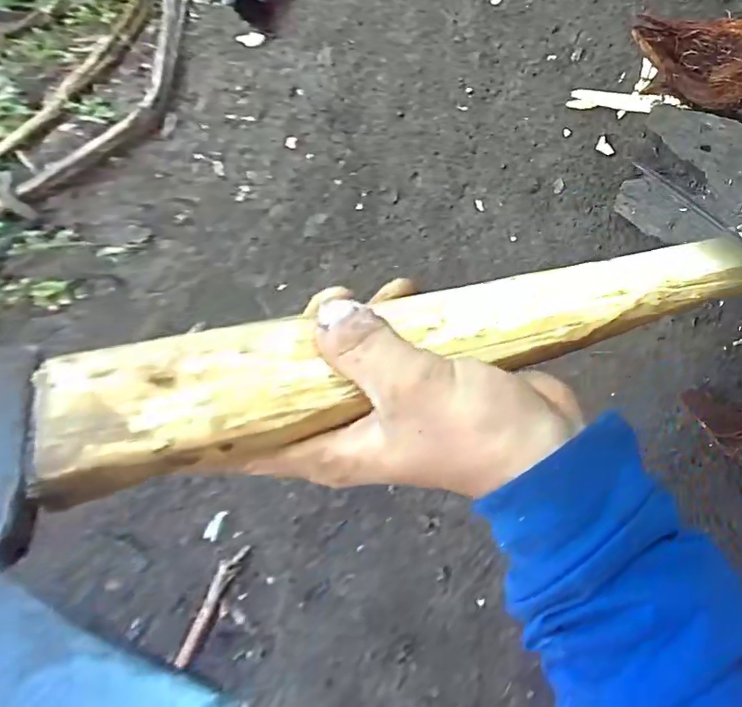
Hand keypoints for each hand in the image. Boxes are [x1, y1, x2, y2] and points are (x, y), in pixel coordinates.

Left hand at [235, 291, 585, 497]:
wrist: (545, 445)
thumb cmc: (472, 429)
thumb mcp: (413, 388)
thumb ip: (366, 350)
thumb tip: (325, 314)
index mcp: (334, 449)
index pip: (249, 443)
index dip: (215, 414)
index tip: (195, 372)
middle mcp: (356, 430)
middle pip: (308, 385)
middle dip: (310, 341)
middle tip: (329, 300)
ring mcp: (397, 406)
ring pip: (359, 361)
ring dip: (364, 325)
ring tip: (380, 290)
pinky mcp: (433, 385)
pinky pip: (401, 350)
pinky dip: (402, 324)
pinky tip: (415, 297)